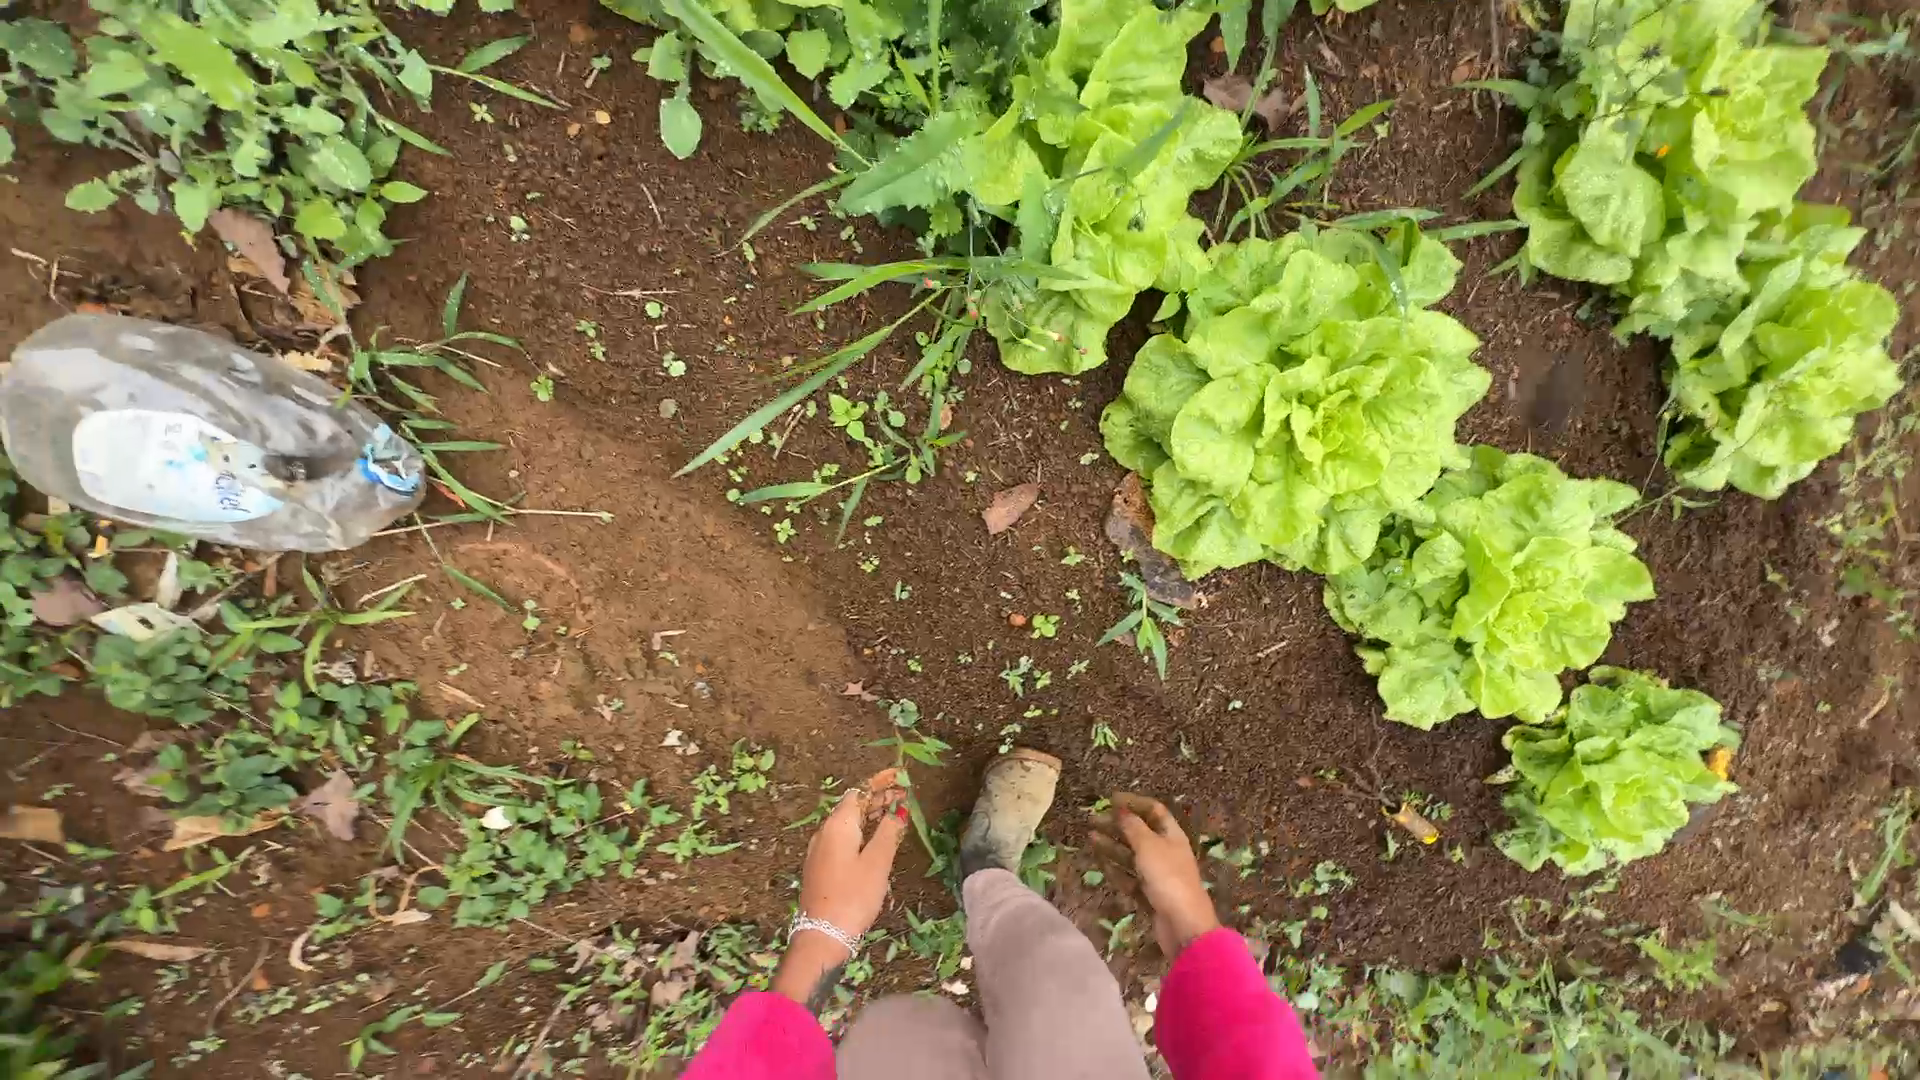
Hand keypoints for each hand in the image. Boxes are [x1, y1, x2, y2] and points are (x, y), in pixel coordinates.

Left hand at [771, 782, 907, 1008]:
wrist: (822, 936)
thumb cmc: (853, 896)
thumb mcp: (878, 862)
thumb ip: (889, 831)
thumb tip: (898, 808)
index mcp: (838, 824)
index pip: (860, 791)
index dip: (880, 781)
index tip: (899, 774)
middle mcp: (825, 831)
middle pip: (853, 805)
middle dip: (877, 797)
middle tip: (903, 795)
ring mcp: (820, 850)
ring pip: (848, 822)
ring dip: (871, 814)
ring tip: (894, 813)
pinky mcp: (821, 866)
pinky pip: (843, 837)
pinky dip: (861, 830)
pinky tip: (875, 839)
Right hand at [1092, 792, 1219, 958]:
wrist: (1184, 926)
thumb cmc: (1168, 878)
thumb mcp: (1148, 846)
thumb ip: (1133, 826)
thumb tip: (1121, 810)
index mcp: (1172, 836)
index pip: (1153, 811)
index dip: (1134, 803)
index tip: (1111, 800)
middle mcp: (1166, 852)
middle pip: (1139, 832)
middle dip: (1117, 824)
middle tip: (1093, 820)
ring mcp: (1159, 875)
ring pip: (1132, 855)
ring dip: (1112, 845)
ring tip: (1090, 838)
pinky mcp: (1151, 895)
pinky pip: (1130, 878)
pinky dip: (1116, 870)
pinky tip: (1101, 864)